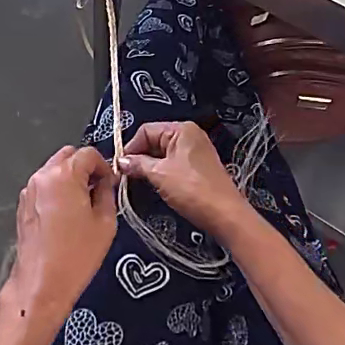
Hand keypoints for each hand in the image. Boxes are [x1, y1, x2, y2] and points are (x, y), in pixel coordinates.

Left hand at [0, 146, 118, 324]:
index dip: (104, 165)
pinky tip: (68, 215)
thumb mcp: (106, 222)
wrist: (42, 285)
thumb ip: (107, 192)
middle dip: (86, 168)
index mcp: (64, 176)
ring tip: (84, 204)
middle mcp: (43, 178)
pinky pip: (45, 186)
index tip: (111, 181)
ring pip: (55, 169)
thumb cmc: (74, 257)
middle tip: (99, 188)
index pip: (89, 153)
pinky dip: (57, 190)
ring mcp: (30, 191)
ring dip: (70, 178)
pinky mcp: (24, 205)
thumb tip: (106, 182)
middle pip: (69, 155)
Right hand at [118, 122, 257, 238]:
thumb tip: (122, 161)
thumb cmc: (194, 189)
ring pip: (162, 155)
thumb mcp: (160, 174)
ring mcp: (195, 152)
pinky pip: (173, 165)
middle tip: (126, 176)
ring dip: (149, 167)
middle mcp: (190, 136)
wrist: (224, 215)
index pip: (146, 130)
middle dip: (139, 157)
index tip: (120, 166)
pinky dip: (161, 173)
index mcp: (182, 129)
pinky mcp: (198, 168)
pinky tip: (156, 186)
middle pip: (154, 141)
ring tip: (139, 182)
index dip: (131, 147)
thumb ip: (138, 164)